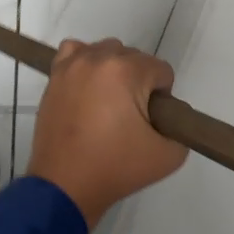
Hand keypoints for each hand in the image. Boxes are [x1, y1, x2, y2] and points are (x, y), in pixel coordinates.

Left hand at [25, 39, 186, 228]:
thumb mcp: (169, 154)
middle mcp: (97, 58)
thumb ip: (179, 127)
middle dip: (139, 82)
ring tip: (111, 102)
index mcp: (125, 71)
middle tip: (132, 115)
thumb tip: (167, 114)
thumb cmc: (117, 167)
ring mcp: (72, 64)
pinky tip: (88, 86)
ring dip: (113, 70)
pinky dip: (84, 63)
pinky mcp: (54, 75)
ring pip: (105, 52)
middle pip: (133, 57)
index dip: (163, 96)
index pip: (161, 70)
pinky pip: (74, 52)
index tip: (153, 120)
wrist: (66, 182)